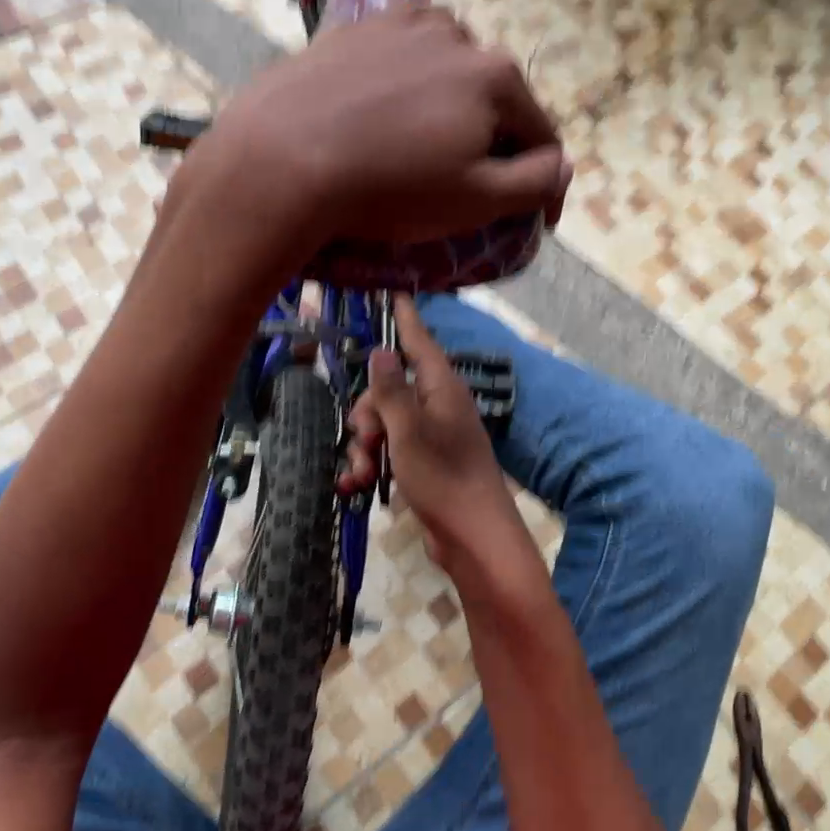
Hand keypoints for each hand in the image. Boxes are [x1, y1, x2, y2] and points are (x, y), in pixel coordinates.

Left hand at [175, 6, 571, 276]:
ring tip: (420, 153)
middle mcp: (457, 35)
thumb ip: (534, 182)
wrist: (279, 160)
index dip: (544, 182)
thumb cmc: (386, 189)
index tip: (537, 218)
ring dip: (449, 111)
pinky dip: (403, 90)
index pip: (541, 133)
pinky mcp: (353, 30)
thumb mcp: (475, 201)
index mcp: (496, 76)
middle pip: (494, 99)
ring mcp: (401, 25)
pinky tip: (381, 120)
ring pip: (446, 75)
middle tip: (471, 188)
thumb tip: (564, 165)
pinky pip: (397, 62)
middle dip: (493, 144)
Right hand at [338, 296, 524, 565]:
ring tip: (362, 473)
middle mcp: (438, 407)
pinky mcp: (425, 467)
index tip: (394, 293)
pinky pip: (389, 453)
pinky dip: (371, 466)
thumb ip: (391, 390)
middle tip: (366, 440)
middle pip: (388, 390)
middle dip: (366, 414)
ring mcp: (432, 438)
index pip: (419, 342)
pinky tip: (356, 485)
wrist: (473, 537)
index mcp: (441, 389)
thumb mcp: (408, 430)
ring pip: (383, 425)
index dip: (405, 320)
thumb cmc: (443, 477)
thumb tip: (381, 350)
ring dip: (364, 447)